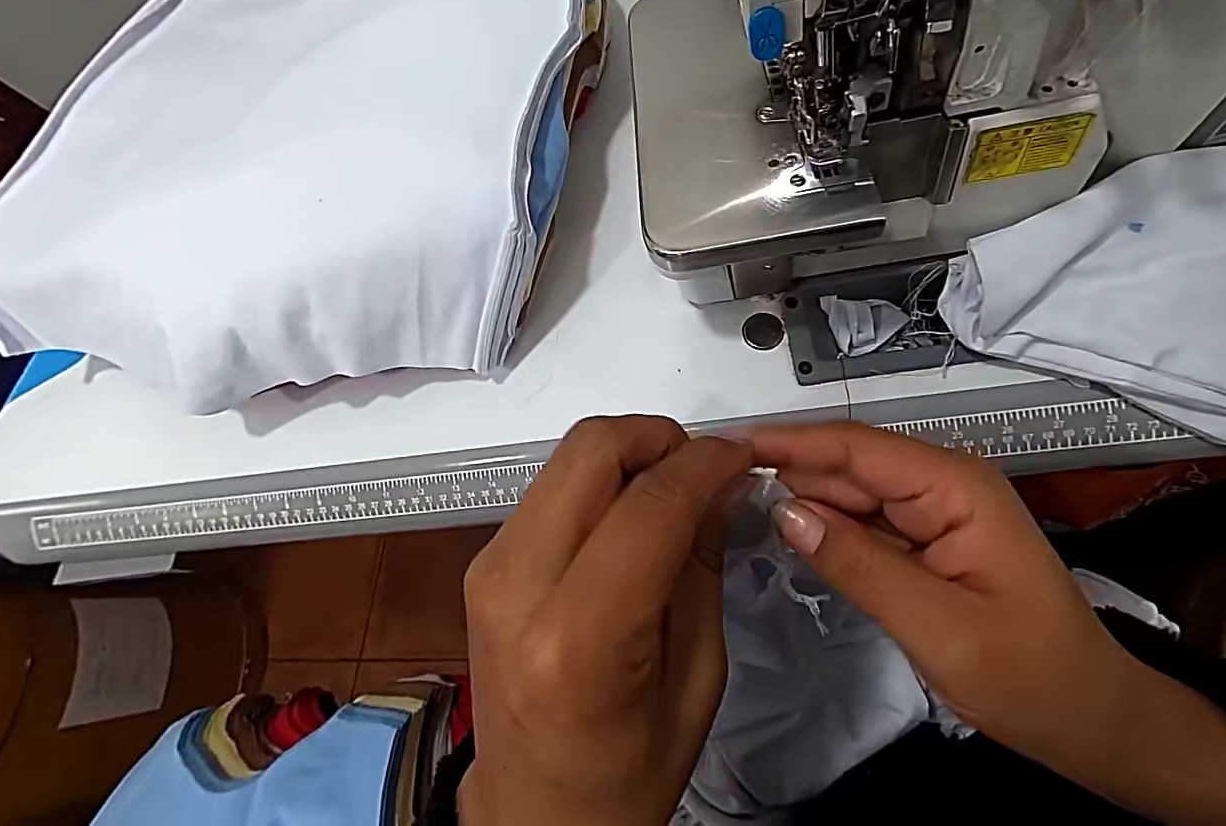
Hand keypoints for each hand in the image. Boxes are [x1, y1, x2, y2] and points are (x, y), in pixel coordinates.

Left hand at [460, 416, 752, 825]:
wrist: (532, 814)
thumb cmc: (622, 771)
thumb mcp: (697, 673)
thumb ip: (704, 561)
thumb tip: (720, 482)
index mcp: (577, 637)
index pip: (650, 504)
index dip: (705, 463)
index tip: (738, 455)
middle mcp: (518, 586)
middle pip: (593, 448)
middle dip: (660, 437)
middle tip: (701, 468)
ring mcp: (491, 565)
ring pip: (572, 452)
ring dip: (633, 453)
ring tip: (672, 491)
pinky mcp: (487, 557)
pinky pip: (557, 481)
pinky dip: (606, 476)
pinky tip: (633, 512)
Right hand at [749, 423, 1225, 825]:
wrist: (1094, 720)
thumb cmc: (1032, 677)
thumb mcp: (941, 629)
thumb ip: (859, 565)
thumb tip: (786, 510)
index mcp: (955, 485)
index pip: (858, 449)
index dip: (793, 442)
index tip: (734, 442)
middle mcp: (943, 482)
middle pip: (851, 464)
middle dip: (790, 466)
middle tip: (721, 477)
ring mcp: (935, 509)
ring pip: (854, 491)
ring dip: (803, 493)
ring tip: (739, 496)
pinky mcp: (928, 536)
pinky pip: (867, 521)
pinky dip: (828, 523)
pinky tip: (790, 526)